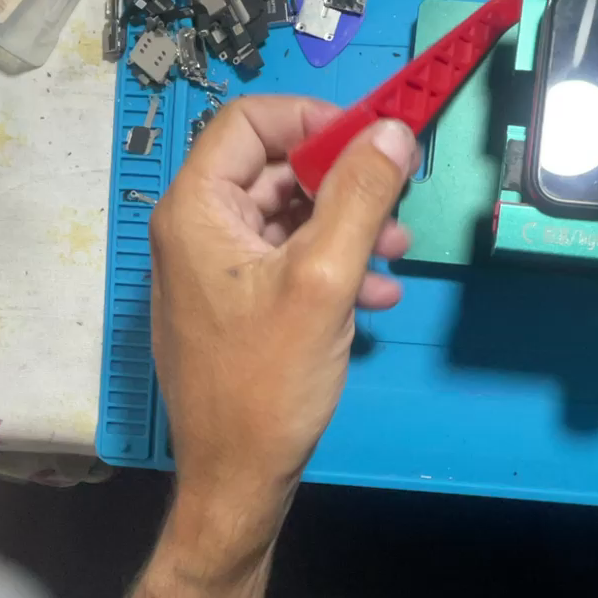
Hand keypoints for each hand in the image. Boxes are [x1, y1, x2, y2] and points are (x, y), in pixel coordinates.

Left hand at [149, 97, 415, 538]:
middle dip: (345, 185)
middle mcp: (199, 230)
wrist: (240, 478)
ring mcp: (217, 272)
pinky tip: (376, 295)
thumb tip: (391, 130)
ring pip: (291, 220)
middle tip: (398, 206)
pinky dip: (334, 269)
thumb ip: (360, 197)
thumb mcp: (324, 280)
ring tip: (398, 254)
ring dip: (349, 230)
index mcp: (199, 209)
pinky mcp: (239, 306)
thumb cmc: (270, 380)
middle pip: (277, 172)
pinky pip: (289, 264)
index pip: (250, 122)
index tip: (372, 139)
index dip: (314, 120)